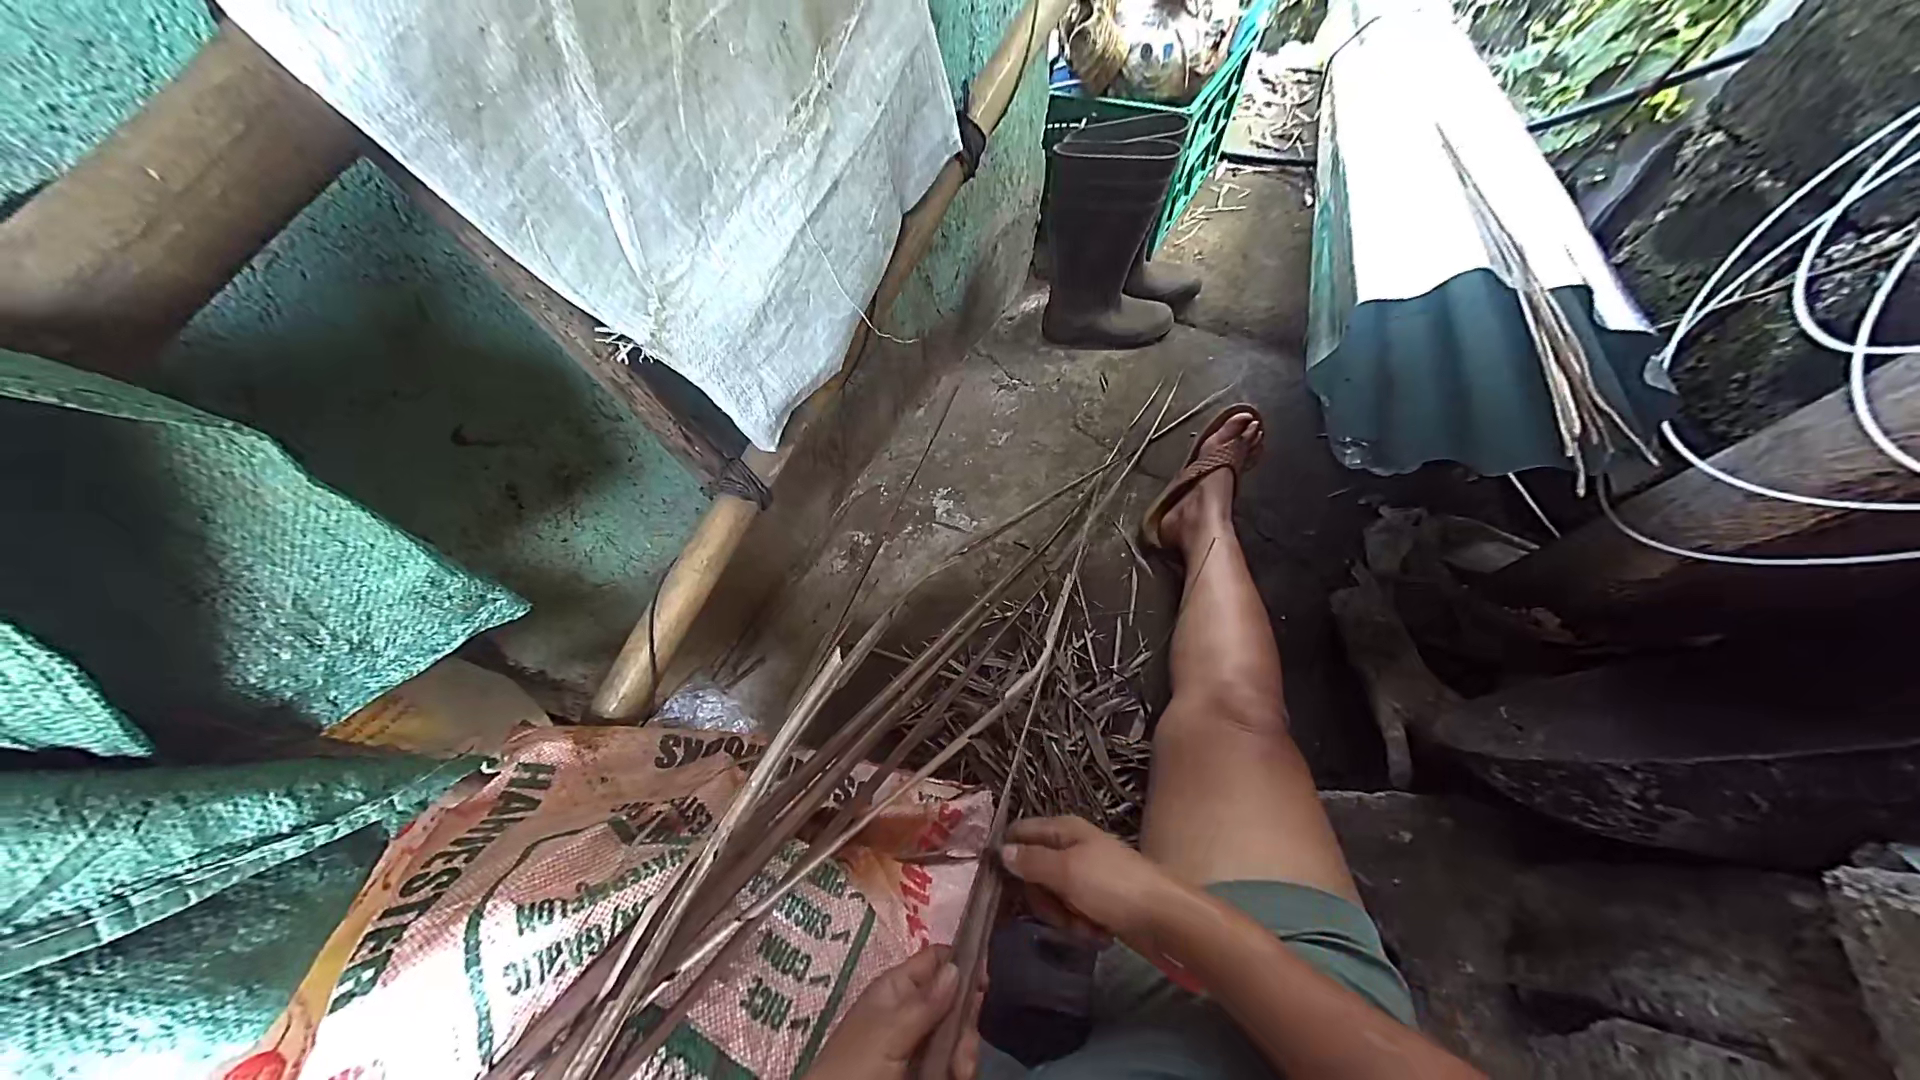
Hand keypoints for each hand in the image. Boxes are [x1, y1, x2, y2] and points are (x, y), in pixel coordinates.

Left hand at [805, 945, 983, 1079]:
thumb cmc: (854, 1069)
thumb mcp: (888, 1032)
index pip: (935, 960)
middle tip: (963, 1049)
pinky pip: (954, 1064)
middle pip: (955, 1000)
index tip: (983, 982)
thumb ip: (925, 1003)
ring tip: (958, 1073)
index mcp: (898, 989)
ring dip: (965, 1052)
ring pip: (959, 1036)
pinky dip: (960, 1071)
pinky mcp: (928, 1072)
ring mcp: (921, 1046)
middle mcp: (913, 1012)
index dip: (961, 963)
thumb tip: (957, 965)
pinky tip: (957, 1078)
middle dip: (966, 1021)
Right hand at [998, 816, 1184, 943]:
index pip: (1019, 834)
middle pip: (1032, 872)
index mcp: (1062, 830)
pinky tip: (1097, 932)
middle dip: (1043, 900)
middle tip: (1061, 911)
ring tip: (1086, 925)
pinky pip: (1072, 913)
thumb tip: (1001, 851)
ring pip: (1051, 898)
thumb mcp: (1066, 871)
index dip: (1008, 857)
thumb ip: (1031, 861)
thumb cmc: (1114, 886)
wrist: (1166, 919)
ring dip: (1064, 918)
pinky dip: (1082, 926)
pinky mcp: (1096, 901)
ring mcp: (1084, 876)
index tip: (1002, 886)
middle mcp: (1070, 848)